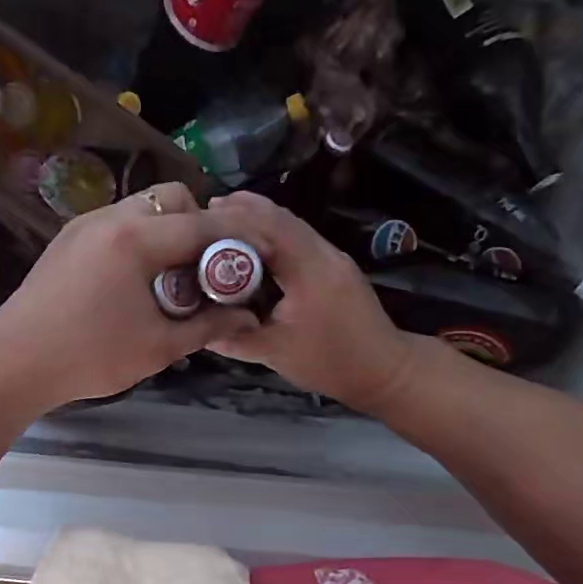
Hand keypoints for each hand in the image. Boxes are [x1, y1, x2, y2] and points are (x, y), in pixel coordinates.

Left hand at [0, 184, 257, 409]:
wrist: (12, 360)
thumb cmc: (91, 356)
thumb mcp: (160, 346)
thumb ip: (210, 326)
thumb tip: (248, 317)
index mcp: (135, 241)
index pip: (202, 223)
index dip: (238, 235)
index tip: (260, 250)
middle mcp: (111, 218)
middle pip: (174, 197)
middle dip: (201, 224)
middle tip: (209, 267)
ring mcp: (87, 223)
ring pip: (146, 206)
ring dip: (172, 229)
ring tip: (178, 274)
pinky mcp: (72, 236)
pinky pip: (123, 221)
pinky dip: (146, 237)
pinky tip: (144, 278)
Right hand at [202, 192, 424, 412]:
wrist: (385, 371)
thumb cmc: (332, 362)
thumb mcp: (277, 353)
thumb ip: (236, 337)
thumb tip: (198, 326)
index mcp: (310, 268)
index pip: (268, 224)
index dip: (231, 218)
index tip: (197, 221)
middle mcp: (324, 253)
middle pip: (280, 217)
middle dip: (241, 213)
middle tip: (202, 218)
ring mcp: (334, 258)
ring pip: (292, 227)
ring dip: (258, 223)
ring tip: (220, 229)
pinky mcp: (337, 268)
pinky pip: (300, 242)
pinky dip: (274, 239)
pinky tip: (253, 252)